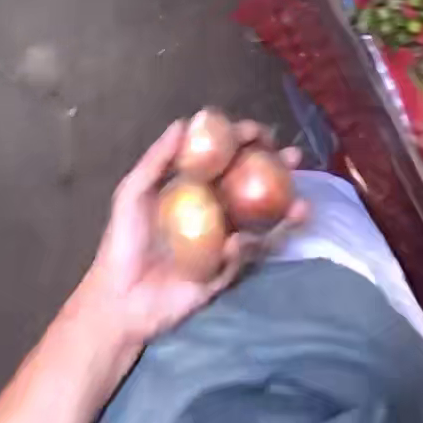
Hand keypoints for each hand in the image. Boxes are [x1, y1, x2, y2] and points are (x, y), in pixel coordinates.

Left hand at [73, 119, 308, 348]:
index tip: (259, 131)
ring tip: (302, 203)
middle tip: (295, 158)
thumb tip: (182, 123)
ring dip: (285, 210)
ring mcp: (224, 238)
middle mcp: (215, 207)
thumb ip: (156, 159)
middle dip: (277, 168)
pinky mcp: (225, 270)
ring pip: (261, 219)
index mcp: (196, 185)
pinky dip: (250, 247)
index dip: (243, 141)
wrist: (120, 299)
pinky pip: (245, 257)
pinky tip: (242, 241)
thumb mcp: (132, 193)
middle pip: (252, 182)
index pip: (227, 156)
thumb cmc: (123, 241)